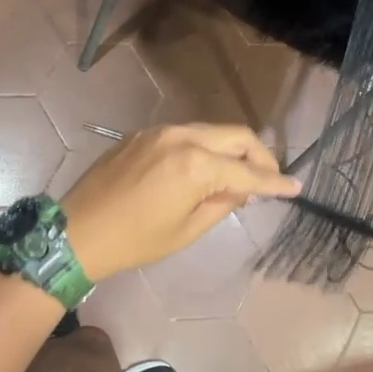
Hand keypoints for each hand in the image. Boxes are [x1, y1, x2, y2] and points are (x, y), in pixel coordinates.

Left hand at [61, 124, 299, 281]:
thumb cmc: (134, 240)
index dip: (275, 182)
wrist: (77, 231)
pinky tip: (203, 171)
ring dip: (230, 149)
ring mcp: (159, 131)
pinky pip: (185, 134)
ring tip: (236, 178)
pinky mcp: (142, 134)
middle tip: (267, 179)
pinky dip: (203, 148)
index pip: (248, 171)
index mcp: (195, 164)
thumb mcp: (186, 229)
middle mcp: (181, 137)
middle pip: (236, 135)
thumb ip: (222, 203)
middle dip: (258, 155)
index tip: (296, 188)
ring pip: (211, 131)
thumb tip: (244, 188)